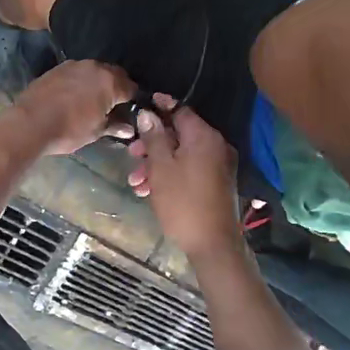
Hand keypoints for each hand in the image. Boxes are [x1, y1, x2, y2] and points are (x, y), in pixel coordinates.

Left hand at [13, 61, 135, 155]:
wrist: (30, 123)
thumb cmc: (69, 129)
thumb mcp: (95, 131)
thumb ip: (114, 126)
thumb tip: (129, 129)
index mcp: (110, 82)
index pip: (131, 88)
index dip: (134, 100)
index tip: (131, 111)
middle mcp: (95, 67)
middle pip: (115, 74)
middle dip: (118, 87)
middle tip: (115, 106)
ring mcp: (75, 65)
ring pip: (95, 71)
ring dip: (99, 82)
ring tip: (94, 100)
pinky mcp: (57, 68)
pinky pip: (78, 72)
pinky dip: (81, 81)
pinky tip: (76, 96)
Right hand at [128, 93, 242, 258]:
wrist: (212, 243)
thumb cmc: (183, 202)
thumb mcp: (161, 167)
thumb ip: (154, 137)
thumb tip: (148, 113)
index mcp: (204, 136)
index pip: (181, 110)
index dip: (159, 108)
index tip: (141, 106)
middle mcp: (216, 146)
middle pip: (179, 134)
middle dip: (152, 144)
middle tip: (131, 154)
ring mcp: (218, 166)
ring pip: (182, 155)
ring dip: (157, 164)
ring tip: (135, 182)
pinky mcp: (216, 183)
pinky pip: (190, 170)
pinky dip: (171, 175)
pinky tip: (149, 191)